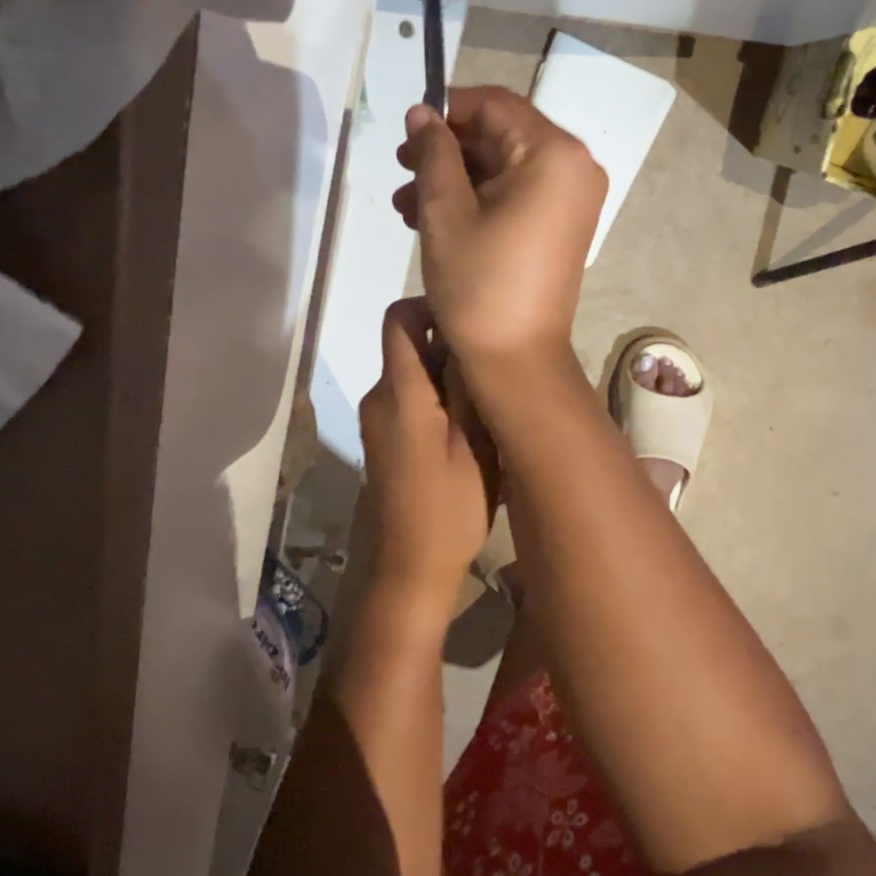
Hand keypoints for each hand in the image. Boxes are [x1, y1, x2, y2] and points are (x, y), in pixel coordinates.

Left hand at [358, 298, 493, 609]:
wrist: (409, 569)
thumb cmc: (449, 510)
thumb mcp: (474, 446)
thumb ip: (468, 387)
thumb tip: (468, 336)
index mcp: (399, 393)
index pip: (399, 318)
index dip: (432, 307)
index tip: (473, 324)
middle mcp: (378, 400)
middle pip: (409, 347)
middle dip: (451, 349)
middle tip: (497, 372)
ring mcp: (377, 424)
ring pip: (413, 378)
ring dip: (448, 380)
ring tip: (490, 403)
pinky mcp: (384, 445)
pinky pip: (410, 405)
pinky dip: (438, 405)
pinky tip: (470, 433)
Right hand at [393, 87, 607, 365]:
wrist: (516, 360)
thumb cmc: (479, 285)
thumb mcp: (444, 212)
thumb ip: (433, 153)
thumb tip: (422, 113)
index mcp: (552, 154)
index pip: (494, 105)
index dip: (446, 111)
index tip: (406, 133)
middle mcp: (573, 167)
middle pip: (500, 136)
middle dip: (446, 152)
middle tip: (400, 171)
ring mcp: (571, 201)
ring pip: (503, 169)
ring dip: (453, 180)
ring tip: (405, 207)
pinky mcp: (561, 229)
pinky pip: (516, 196)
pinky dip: (477, 201)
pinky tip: (433, 221)